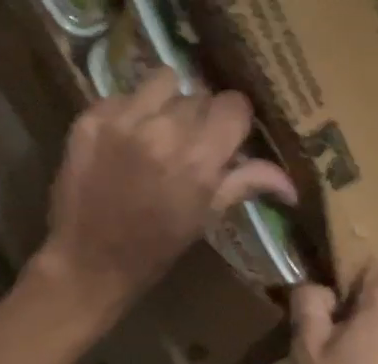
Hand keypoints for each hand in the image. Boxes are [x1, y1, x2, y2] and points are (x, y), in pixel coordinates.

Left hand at [33, 68, 295, 310]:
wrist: (87, 267)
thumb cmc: (151, 253)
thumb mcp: (202, 220)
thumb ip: (242, 185)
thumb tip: (290, 185)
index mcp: (200, 160)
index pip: (234, 106)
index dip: (230, 124)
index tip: (220, 142)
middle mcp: (164, 132)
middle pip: (198, 97)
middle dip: (196, 121)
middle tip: (181, 151)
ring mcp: (123, 122)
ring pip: (162, 82)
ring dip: (163, 104)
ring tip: (152, 136)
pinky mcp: (90, 119)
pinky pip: (121, 95)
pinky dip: (126, 115)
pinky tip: (119, 146)